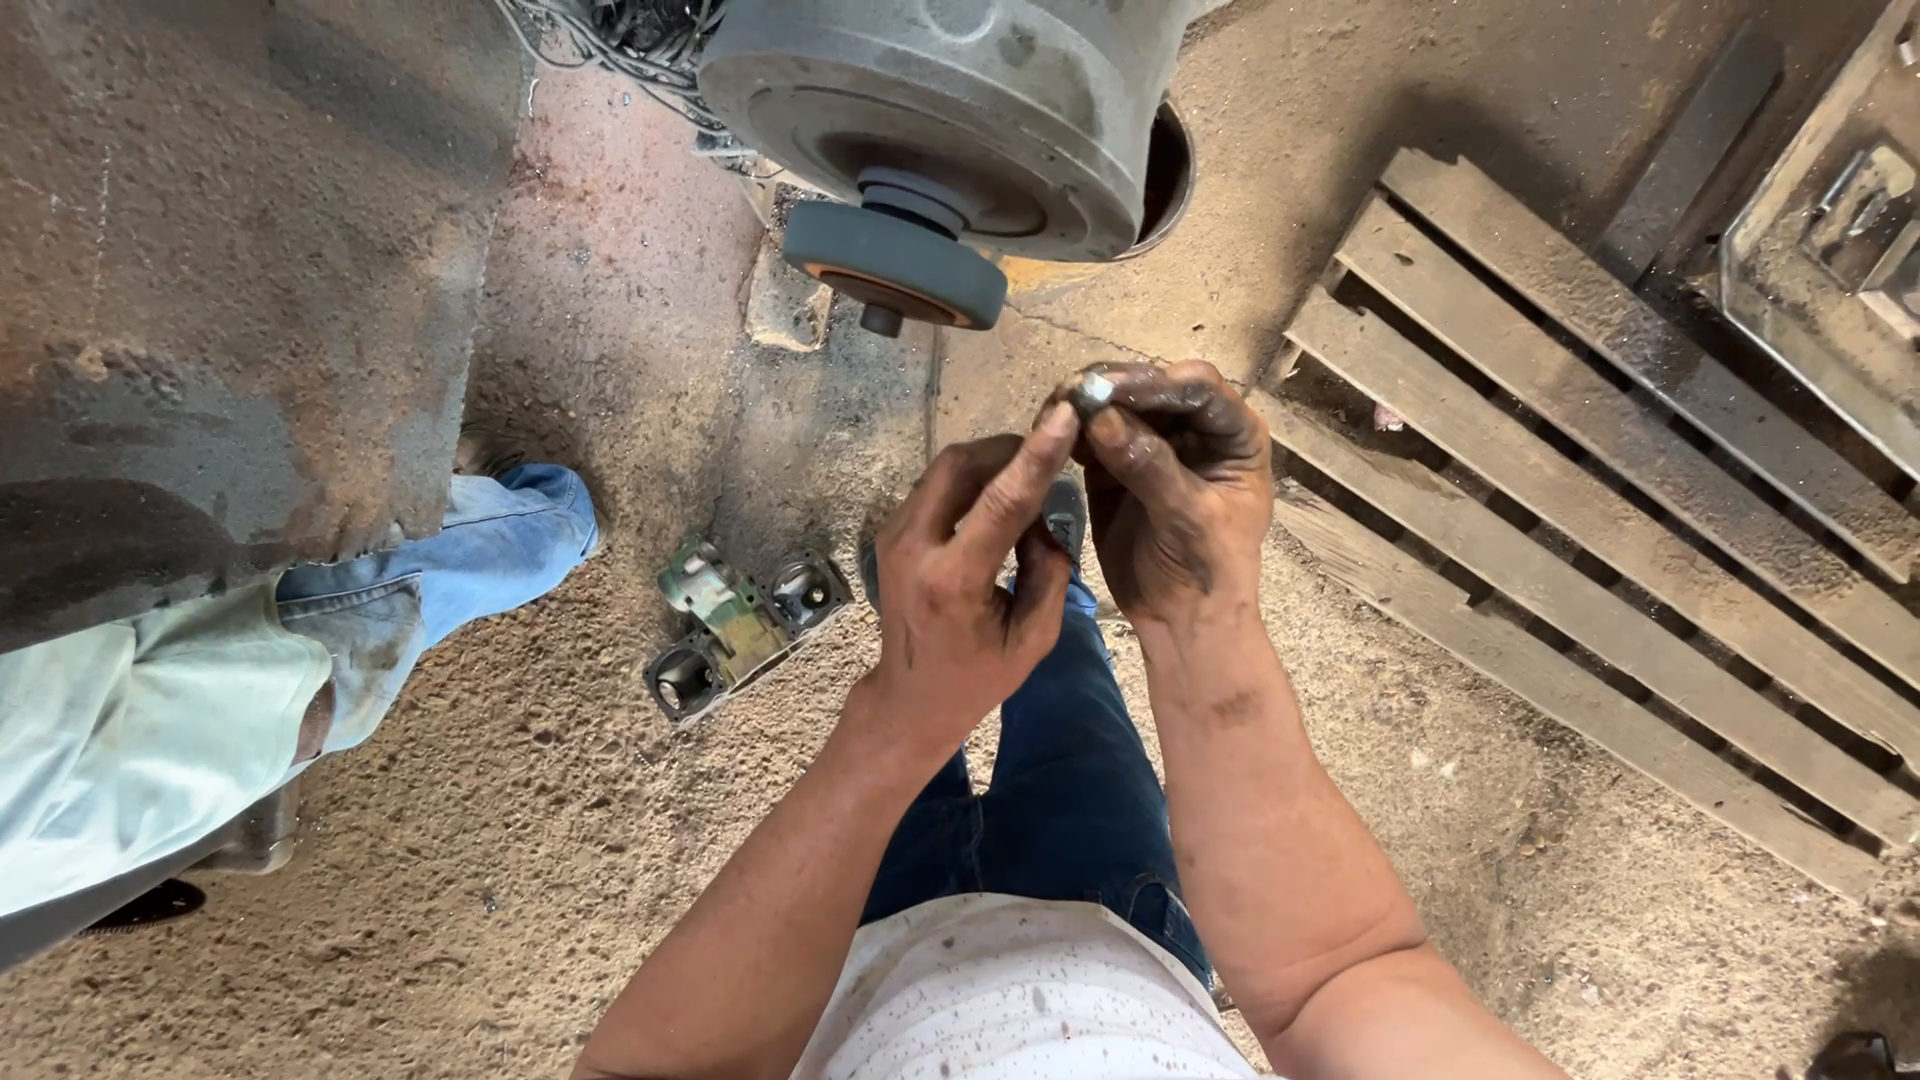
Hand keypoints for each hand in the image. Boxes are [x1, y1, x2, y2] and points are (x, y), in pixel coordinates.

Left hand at [842, 402, 1081, 773]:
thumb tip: (1041, 518)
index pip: (1001, 503)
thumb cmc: (978, 676)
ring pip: (944, 469)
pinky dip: (969, 482)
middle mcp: (914, 548)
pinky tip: (991, 504)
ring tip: (1022, 484)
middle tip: (1043, 456)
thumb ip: (1048, 571)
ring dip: (988, 463)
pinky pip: (934, 485)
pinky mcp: (890, 532)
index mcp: (953, 581)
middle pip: (960, 465)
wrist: (909, 695)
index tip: (1064, 415)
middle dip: (1007, 449)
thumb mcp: (1034, 638)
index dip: (1035, 455)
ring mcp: (893, 536)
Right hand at [1057, 360, 1271, 630]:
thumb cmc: (1206, 570)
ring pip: (1115, 407)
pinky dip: (1069, 433)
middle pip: (1150, 389)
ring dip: (1083, 405)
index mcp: (1231, 434)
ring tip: (1051, 410)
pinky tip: (1047, 433)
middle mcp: (1192, 430)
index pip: (1197, 388)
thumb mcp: (1189, 519)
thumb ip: (1150, 467)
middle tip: (1069, 395)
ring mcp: (1150, 445)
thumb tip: (1101, 418)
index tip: (1109, 391)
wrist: (1180, 619)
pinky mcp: (1114, 466)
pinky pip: (1090, 438)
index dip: (1154, 383)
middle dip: (1110, 388)